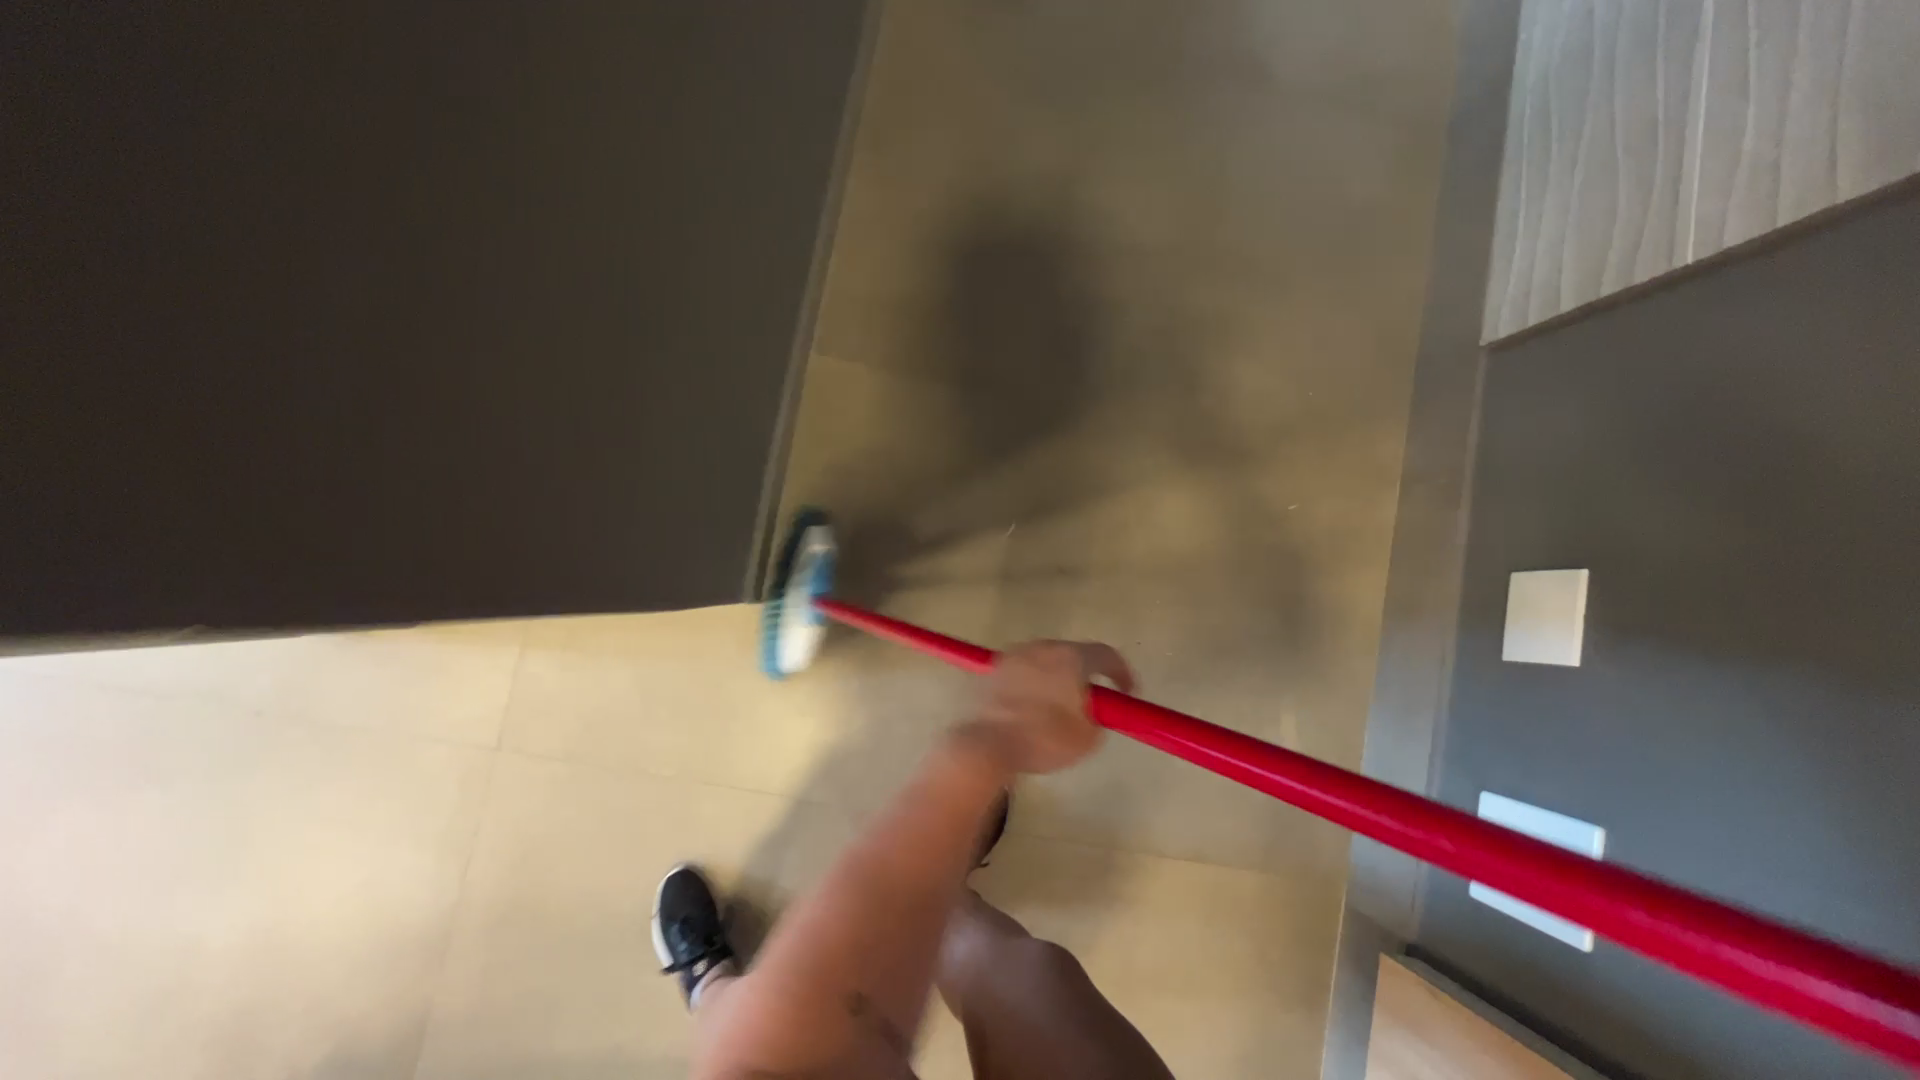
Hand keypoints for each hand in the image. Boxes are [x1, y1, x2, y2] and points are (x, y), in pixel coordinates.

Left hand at [961, 640, 1135, 774]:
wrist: (984, 744)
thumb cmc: (1042, 739)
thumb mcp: (1087, 738)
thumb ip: (1097, 719)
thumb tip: (1092, 713)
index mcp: (1070, 657)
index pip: (1106, 654)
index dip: (1121, 672)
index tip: (1128, 691)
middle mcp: (1041, 648)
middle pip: (1071, 655)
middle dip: (1084, 675)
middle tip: (1090, 701)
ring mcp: (1013, 656)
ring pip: (1043, 662)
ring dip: (1055, 679)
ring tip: (1057, 708)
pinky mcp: (991, 671)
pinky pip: (1021, 674)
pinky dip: (1031, 687)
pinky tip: (1029, 710)